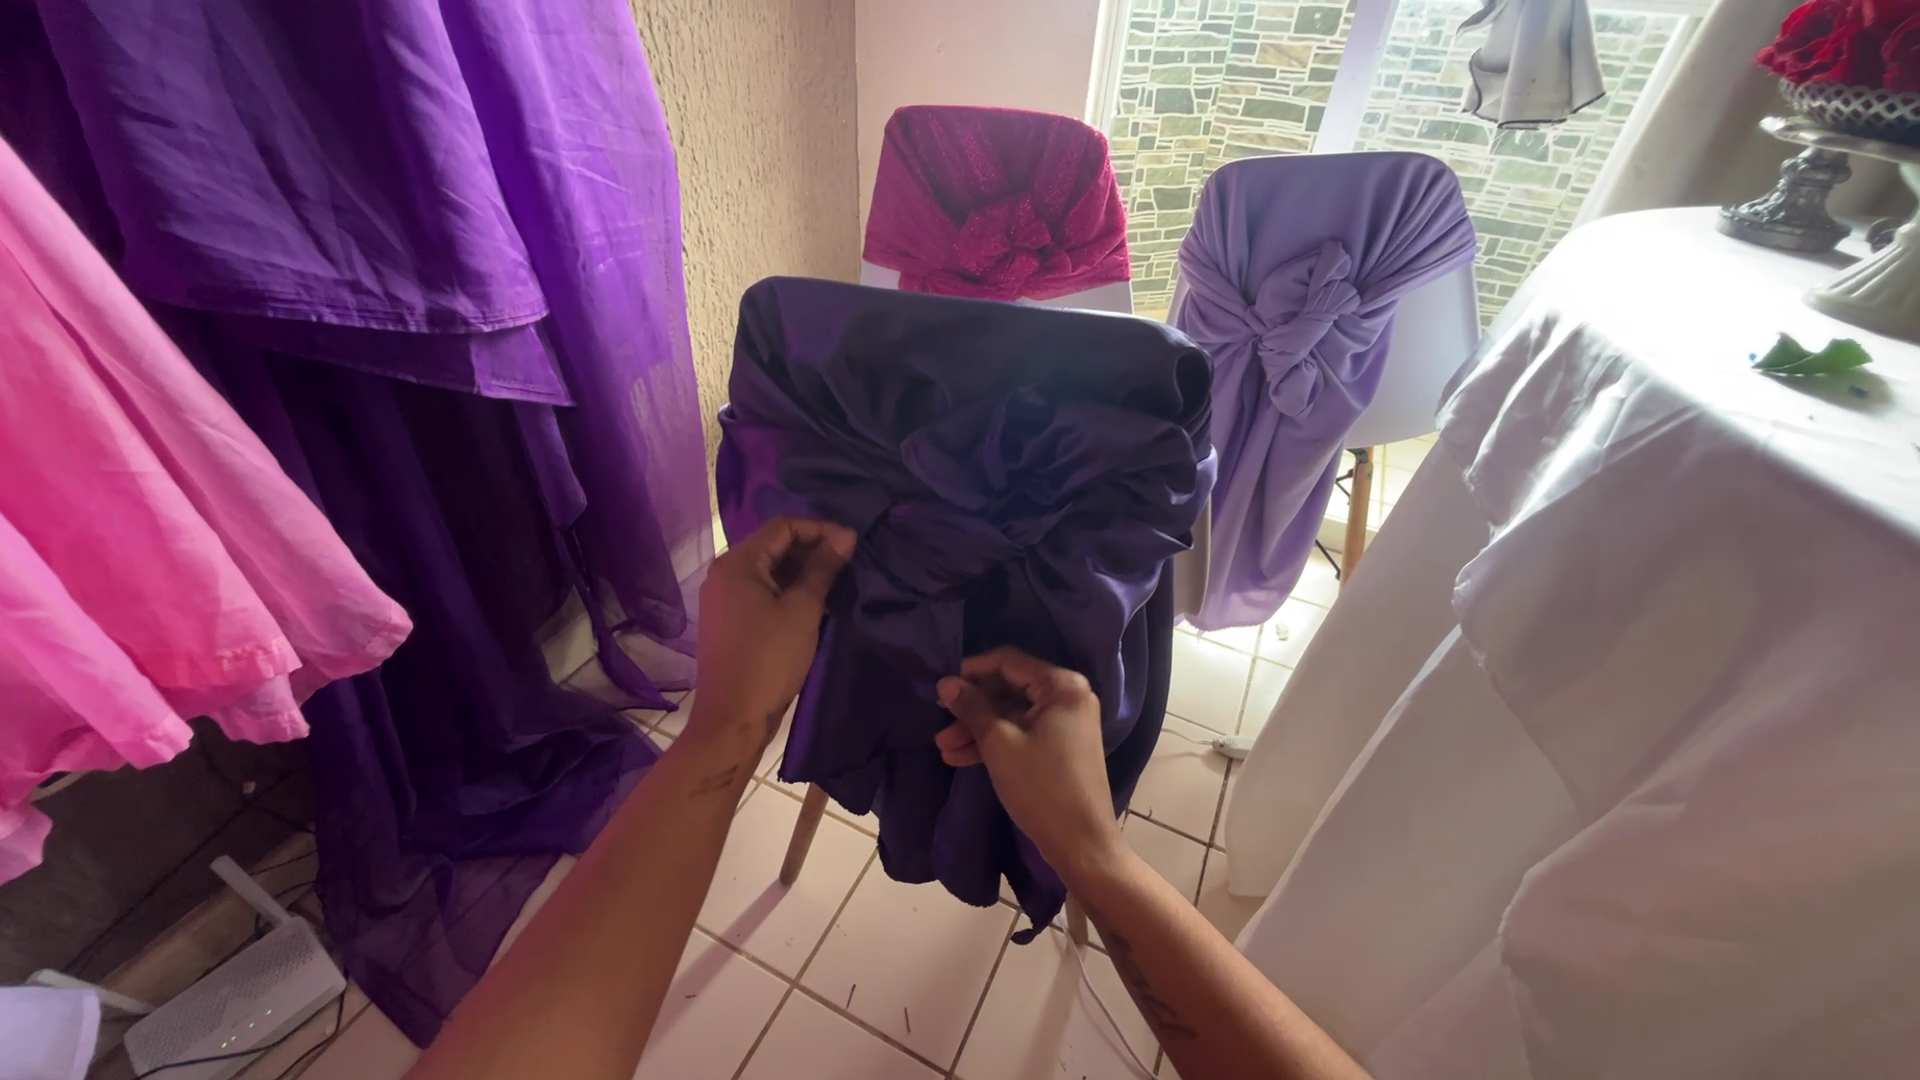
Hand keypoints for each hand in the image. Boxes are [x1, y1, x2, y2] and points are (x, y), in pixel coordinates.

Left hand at [692, 518, 855, 748]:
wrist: (733, 717)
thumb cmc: (770, 658)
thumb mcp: (803, 609)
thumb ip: (823, 568)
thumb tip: (845, 535)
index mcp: (737, 563)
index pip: (782, 526)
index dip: (820, 529)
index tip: (851, 545)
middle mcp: (724, 573)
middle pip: (773, 545)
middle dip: (812, 549)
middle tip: (847, 563)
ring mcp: (723, 597)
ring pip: (768, 569)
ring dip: (802, 571)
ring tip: (835, 582)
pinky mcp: (729, 619)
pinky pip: (761, 590)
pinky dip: (787, 590)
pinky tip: (813, 603)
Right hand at [935, 648, 1123, 877]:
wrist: (1080, 843)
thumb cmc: (1041, 786)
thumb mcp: (999, 743)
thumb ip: (971, 707)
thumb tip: (945, 683)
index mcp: (1061, 685)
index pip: (1008, 661)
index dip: (971, 671)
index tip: (942, 687)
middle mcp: (1068, 696)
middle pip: (1009, 688)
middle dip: (972, 707)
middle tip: (940, 720)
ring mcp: (1065, 722)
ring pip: (1011, 714)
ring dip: (978, 728)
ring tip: (943, 747)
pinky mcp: (1059, 746)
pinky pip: (1022, 733)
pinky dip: (994, 742)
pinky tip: (960, 757)